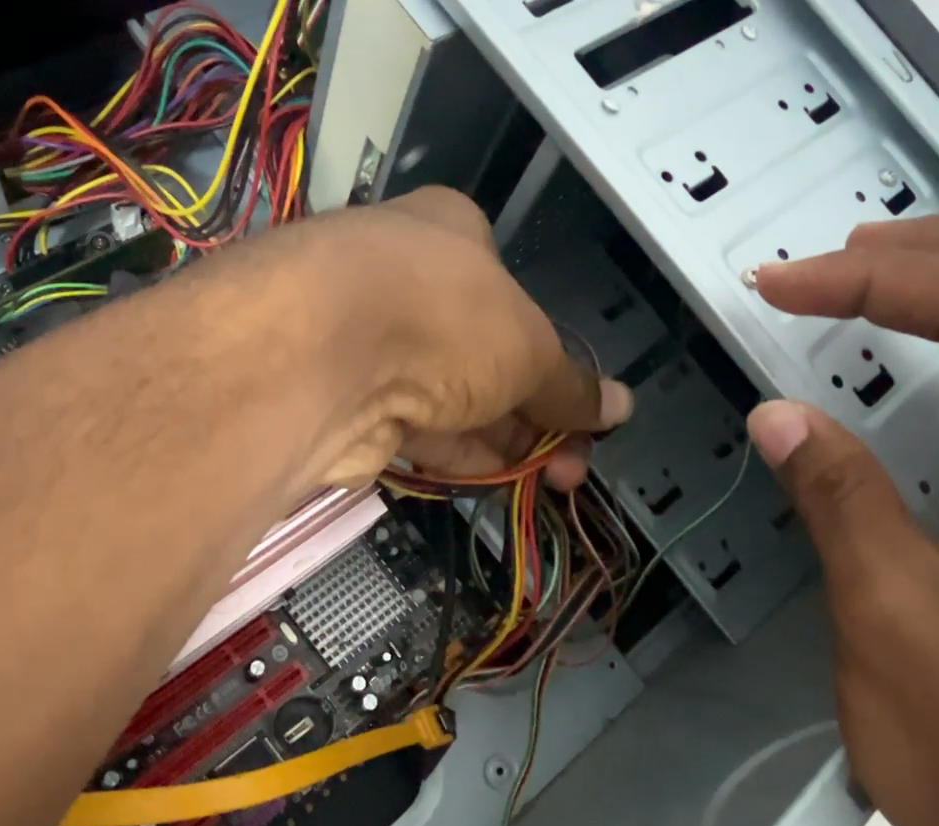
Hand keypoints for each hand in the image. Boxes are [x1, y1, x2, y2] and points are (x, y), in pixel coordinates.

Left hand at [220, 186, 632, 488]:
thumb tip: (618, 407)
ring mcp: (369, 346)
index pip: (510, 293)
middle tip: (573, 458)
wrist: (320, 357)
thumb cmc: (440, 316)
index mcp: (448, 235)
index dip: (549, 353)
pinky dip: (457, 455)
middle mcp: (404, 283)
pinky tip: (499, 477)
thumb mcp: (528, 348)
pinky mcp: (346, 404)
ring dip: (504, 440)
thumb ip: (569, 386)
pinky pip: (414, 432)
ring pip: (450, 399)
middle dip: (534, 411)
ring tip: (556, 478)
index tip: (579, 403)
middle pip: (481, 355)